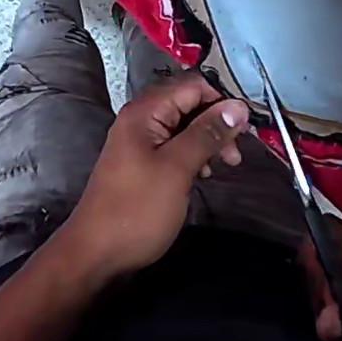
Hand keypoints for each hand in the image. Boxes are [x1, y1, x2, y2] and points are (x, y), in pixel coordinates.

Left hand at [61, 72, 248, 278]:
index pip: (194, 85)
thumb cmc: (137, 208)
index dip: (222, 100)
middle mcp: (142, 118)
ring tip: (227, 163)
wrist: (96, 255)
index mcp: (146, 111)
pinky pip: (177, 144)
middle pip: (190, 102)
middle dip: (218, 120)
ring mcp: (142, 140)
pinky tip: (205, 172)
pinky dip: (196, 153)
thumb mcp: (178, 168)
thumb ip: (208, 133)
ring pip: (186, 124)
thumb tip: (239, 107)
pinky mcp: (145, 161)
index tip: (245, 127)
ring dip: (210, 138)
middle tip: (237, 150)